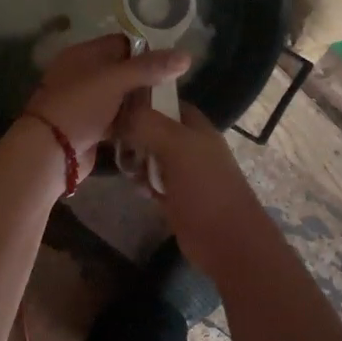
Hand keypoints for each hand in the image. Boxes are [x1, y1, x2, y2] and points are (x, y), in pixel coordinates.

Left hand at [22, 34, 189, 156]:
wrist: (50, 150)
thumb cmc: (79, 106)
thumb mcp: (114, 80)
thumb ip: (149, 68)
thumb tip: (186, 56)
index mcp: (83, 55)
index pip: (121, 43)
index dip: (147, 47)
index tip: (175, 57)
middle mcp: (83, 75)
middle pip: (123, 70)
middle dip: (148, 77)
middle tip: (178, 84)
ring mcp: (86, 102)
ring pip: (121, 96)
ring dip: (142, 101)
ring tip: (172, 104)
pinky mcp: (91, 126)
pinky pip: (117, 118)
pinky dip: (132, 121)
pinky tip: (155, 124)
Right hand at [118, 105, 263, 275]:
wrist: (227, 240)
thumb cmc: (205, 187)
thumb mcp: (176, 145)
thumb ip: (147, 123)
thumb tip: (120, 114)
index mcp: (195, 127)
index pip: (165, 101)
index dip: (141, 100)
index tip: (114, 106)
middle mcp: (189, 144)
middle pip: (153, 128)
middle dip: (133, 133)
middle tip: (115, 141)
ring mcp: (182, 171)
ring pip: (148, 154)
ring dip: (135, 159)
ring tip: (128, 169)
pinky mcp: (174, 195)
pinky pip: (150, 179)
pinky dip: (141, 181)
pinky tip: (138, 189)